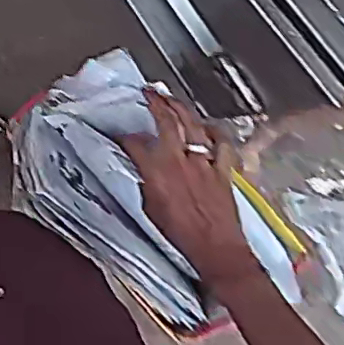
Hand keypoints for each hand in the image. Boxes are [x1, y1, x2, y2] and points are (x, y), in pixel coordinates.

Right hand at [123, 92, 262, 289]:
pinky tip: (208, 126)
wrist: (217, 251)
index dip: (124, 136)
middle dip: (155, 103)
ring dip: (181, 108)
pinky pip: (221, 143)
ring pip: (193, 124)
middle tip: (148, 94)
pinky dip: (215, 132)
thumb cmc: (181, 236)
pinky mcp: (222, 168)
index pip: (135, 143)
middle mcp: (180, 160)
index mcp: (157, 171)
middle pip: (167, 121)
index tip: (120, 134)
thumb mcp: (150, 208)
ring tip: (172, 99)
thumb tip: (143, 170)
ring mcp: (204, 162)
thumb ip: (146, 182)